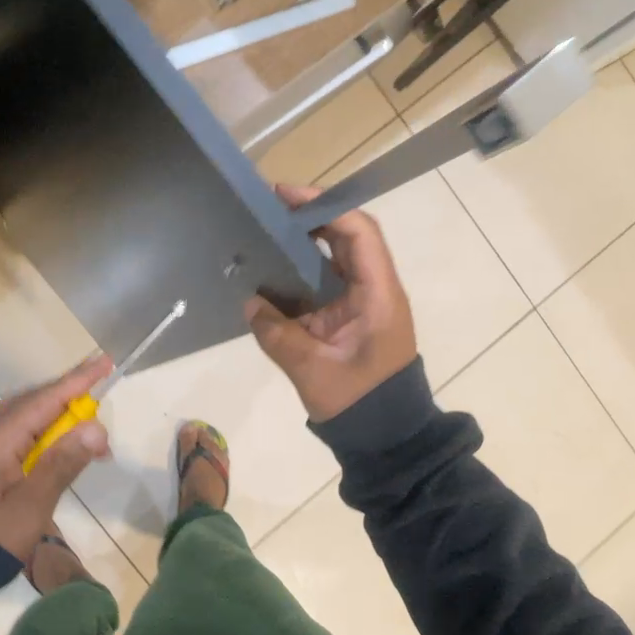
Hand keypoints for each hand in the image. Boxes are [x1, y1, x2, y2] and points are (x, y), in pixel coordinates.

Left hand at [0, 356, 113, 558]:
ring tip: (82, 440)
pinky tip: (47, 452)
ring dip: (50, 423)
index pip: (45, 399)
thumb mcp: (30, 507)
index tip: (104, 362)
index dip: (78, 382)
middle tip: (100, 423)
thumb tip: (95, 427)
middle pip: (29, 403)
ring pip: (16, 418)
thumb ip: (62, 464)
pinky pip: (3, 433)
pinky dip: (31, 436)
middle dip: (67, 405)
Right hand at [247, 185, 417, 421]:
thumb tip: (250, 303)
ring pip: (334, 261)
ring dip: (302, 247)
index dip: (324, 208)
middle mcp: (374, 290)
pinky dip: (299, 277)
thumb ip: (277, 334)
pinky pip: (324, 287)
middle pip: (346, 238)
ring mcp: (362, 305)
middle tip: (266, 212)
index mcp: (377, 295)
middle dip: (308, 221)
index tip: (285, 198)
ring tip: (262, 238)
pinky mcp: (349, 320)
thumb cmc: (358, 402)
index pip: (358, 232)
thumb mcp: (312, 369)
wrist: (384, 436)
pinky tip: (269, 277)